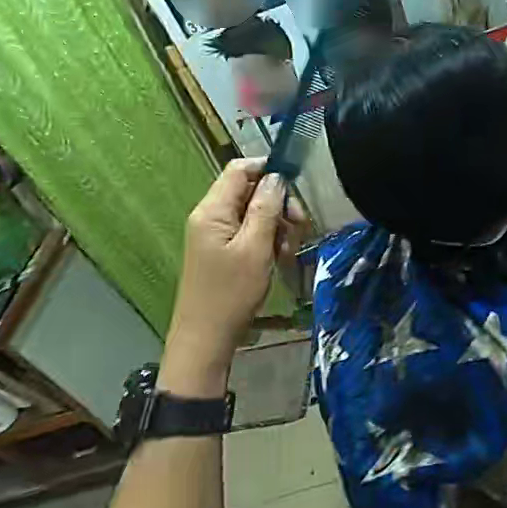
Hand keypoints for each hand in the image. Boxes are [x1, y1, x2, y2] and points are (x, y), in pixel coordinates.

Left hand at [162, 159, 308, 392]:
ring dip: (277, 224)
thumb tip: (276, 177)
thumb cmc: (231, 293)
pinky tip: (279, 257)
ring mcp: (216, 233)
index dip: (269, 170)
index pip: (240, 169)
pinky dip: (268, 239)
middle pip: (250, 190)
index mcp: (212, 210)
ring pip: (254, 212)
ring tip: (288, 250)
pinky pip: (250, 231)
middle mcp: (211, 216)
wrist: (206, 338)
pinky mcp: (224, 250)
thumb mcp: (255, 249)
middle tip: (300, 227)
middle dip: (279, 203)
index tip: (297, 188)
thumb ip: (266, 209)